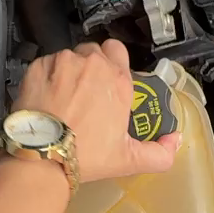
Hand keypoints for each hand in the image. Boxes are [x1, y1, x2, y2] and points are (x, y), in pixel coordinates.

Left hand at [11, 40, 182, 184]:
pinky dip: (49, 78)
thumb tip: (175, 141)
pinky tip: (48, 101)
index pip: (119, 52)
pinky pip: (47, 65)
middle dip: (92, 70)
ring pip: (70, 58)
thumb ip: (159, 153)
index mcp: (117, 79)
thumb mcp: (129, 160)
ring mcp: (63, 62)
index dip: (114, 67)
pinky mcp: (38, 66)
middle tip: (88, 97)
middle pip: (94, 53)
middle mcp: (92, 63)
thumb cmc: (86, 156)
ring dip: (70, 74)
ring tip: (66, 101)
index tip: (109, 87)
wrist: (42, 157)